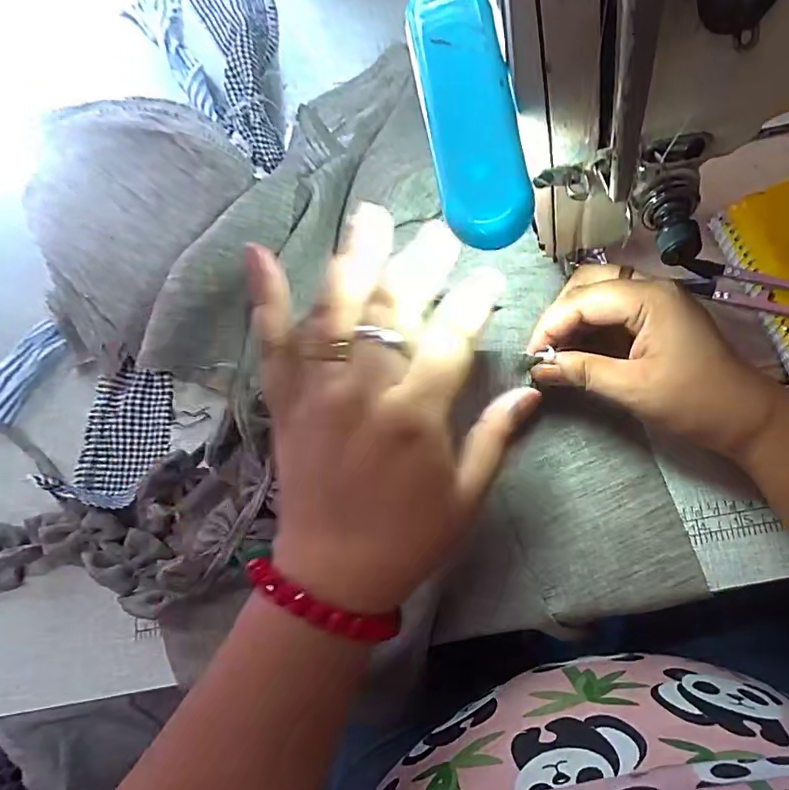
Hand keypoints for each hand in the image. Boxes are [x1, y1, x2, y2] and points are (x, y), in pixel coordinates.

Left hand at [249, 205, 538, 613]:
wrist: (332, 573)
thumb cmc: (411, 537)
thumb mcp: (467, 494)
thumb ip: (495, 436)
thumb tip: (529, 391)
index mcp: (416, 416)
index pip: (450, 338)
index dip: (474, 302)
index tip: (490, 278)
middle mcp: (364, 391)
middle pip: (394, 309)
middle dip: (421, 263)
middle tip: (441, 232)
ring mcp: (318, 391)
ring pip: (335, 310)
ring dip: (355, 258)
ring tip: (372, 216)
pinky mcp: (286, 401)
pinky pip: (273, 342)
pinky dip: (265, 299)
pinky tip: (259, 254)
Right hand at [527, 264, 780, 458]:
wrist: (744, 416)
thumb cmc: (694, 402)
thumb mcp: (633, 389)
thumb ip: (584, 372)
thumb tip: (540, 368)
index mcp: (650, 298)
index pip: (584, 298)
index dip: (551, 325)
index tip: (530, 357)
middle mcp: (653, 288)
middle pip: (589, 284)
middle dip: (560, 315)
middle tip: (542, 352)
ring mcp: (658, 301)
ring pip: (601, 295)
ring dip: (575, 319)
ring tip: (555, 353)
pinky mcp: (660, 319)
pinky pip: (617, 312)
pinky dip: (593, 328)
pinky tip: (578, 350)